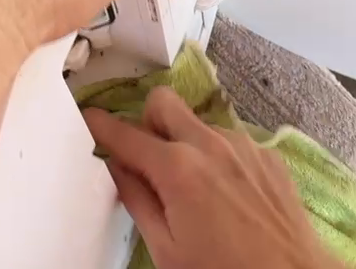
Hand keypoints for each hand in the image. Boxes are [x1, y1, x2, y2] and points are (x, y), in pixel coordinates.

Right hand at [85, 88, 333, 268]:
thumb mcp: (167, 253)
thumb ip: (137, 202)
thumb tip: (116, 168)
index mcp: (177, 168)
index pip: (125, 135)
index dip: (100, 125)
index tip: (87, 117)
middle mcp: (208, 142)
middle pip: (162, 102)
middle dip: (148, 122)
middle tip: (149, 160)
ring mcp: (242, 144)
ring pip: (198, 123)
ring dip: (186, 143)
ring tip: (196, 190)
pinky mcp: (268, 155)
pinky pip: (231, 141)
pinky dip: (219, 158)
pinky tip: (229, 196)